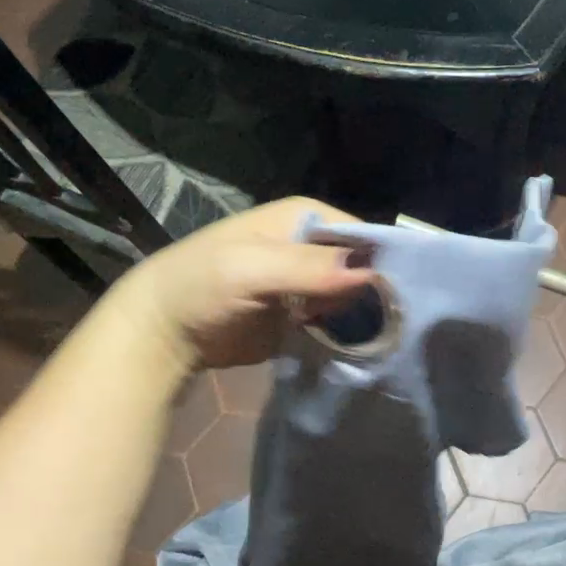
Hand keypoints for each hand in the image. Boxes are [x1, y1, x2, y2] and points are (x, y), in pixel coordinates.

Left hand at [115, 198, 372, 371]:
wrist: (163, 333)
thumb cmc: (200, 287)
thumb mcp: (251, 270)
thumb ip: (308, 268)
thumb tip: (371, 273)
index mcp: (304, 216)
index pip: (362, 234)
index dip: (383, 262)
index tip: (401, 298)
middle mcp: (313, 245)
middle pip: (364, 265)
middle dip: (378, 293)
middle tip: (395, 326)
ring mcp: (310, 282)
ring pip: (356, 295)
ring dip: (367, 317)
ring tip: (383, 341)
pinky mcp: (305, 314)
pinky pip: (339, 321)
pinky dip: (348, 333)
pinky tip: (360, 348)